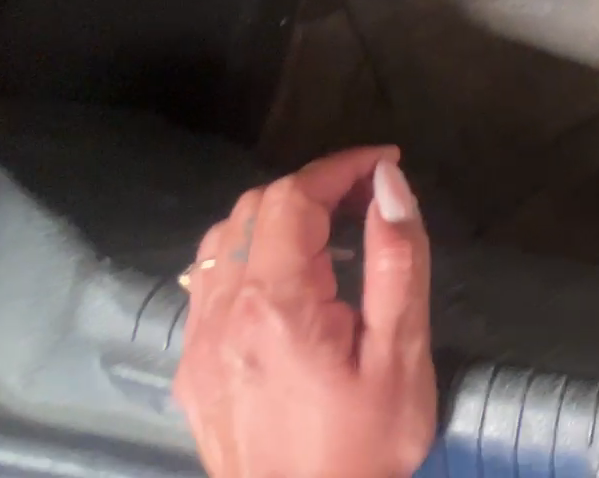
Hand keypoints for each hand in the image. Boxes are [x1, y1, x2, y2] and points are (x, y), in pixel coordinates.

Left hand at [174, 147, 436, 477]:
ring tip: (342, 221)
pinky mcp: (196, 368)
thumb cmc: (369, 436)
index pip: (293, 199)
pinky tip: (298, 268)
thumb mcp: (402, 347)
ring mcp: (201, 344)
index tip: (389, 162)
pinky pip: (212, 279)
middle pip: (254, 210)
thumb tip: (390, 184)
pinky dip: (256, 247)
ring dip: (283, 212)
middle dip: (317, 183)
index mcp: (277, 306)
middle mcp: (223, 316)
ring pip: (225, 240)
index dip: (342, 166)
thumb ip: (399, 257)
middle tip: (376, 191)